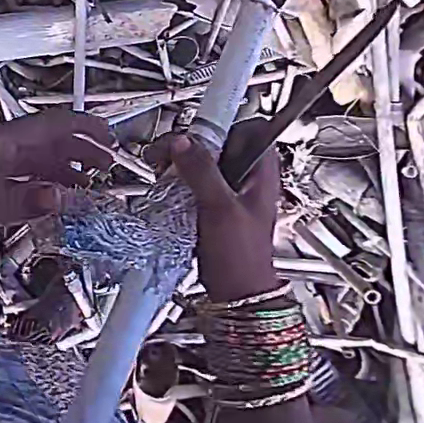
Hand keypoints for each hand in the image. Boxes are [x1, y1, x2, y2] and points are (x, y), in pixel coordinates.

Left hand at [0, 110, 116, 259]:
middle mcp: (0, 149)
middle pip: (49, 141)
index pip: (51, 125)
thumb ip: (23, 201)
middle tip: (109, 162)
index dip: (83, 128)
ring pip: (40, 160)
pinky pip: (26, 179)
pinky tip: (56, 197)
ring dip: (67, 167)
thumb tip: (60, 198)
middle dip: (81, 148)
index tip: (109, 137)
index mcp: (1, 142)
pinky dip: (47, 185)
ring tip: (91, 181)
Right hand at [167, 130, 280, 301]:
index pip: (250, 129)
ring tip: (161, 167)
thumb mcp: (220, 208)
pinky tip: (164, 183)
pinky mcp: (212, 204)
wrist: (235, 296)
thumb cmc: (240, 257)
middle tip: (168, 152)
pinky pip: (193, 180)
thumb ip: (202, 172)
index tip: (198, 132)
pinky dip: (177, 178)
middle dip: (190, 144)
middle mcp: (247, 178)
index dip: (224, 126)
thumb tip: (182, 142)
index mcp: (262, 173)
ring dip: (180, 161)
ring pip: (203, 161)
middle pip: (219, 143)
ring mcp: (229, 191)